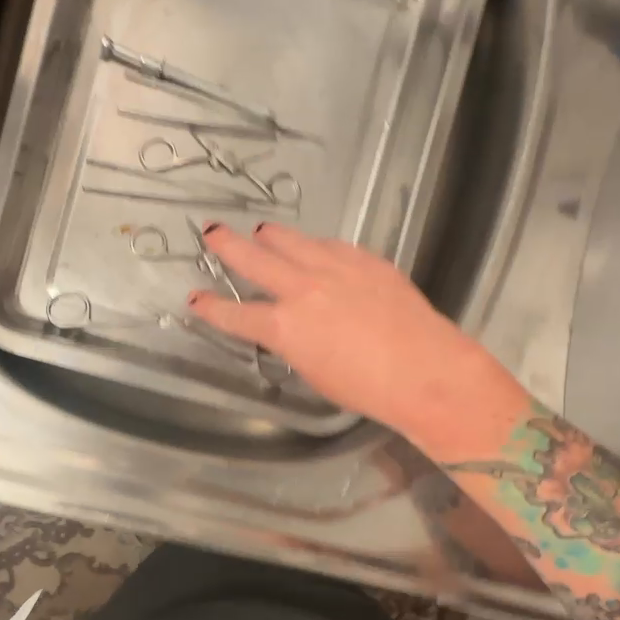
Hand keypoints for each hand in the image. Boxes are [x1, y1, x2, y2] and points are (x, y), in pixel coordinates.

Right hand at [188, 224, 525, 456]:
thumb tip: (291, 330)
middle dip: (228, 246)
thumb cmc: (367, 388)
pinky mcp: (365, 260)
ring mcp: (335, 269)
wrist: (424, 369)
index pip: (236, 315)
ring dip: (271, 236)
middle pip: (254, 259)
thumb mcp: (314, 373)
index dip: (211, 308)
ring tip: (260, 232)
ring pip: (292, 241)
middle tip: (211, 232)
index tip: (195, 299)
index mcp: (284, 327)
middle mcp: (302, 289)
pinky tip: (314, 247)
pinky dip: (314, 246)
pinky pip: (330, 245)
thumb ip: (295, 344)